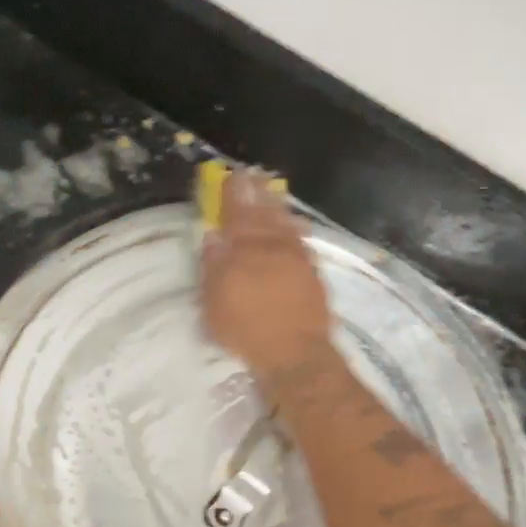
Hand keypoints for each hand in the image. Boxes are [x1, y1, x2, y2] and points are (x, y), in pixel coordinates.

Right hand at [200, 168, 335, 393]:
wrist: (295, 353)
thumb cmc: (245, 329)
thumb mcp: (214, 302)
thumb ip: (213, 266)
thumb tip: (213, 236)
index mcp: (244, 249)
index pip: (236, 212)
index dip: (233, 192)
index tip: (231, 173)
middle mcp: (272, 246)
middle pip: (263, 212)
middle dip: (256, 192)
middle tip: (252, 174)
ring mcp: (296, 257)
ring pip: (284, 223)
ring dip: (276, 206)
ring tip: (271, 192)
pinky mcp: (312, 273)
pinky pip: (300, 239)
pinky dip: (294, 227)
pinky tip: (293, 224)